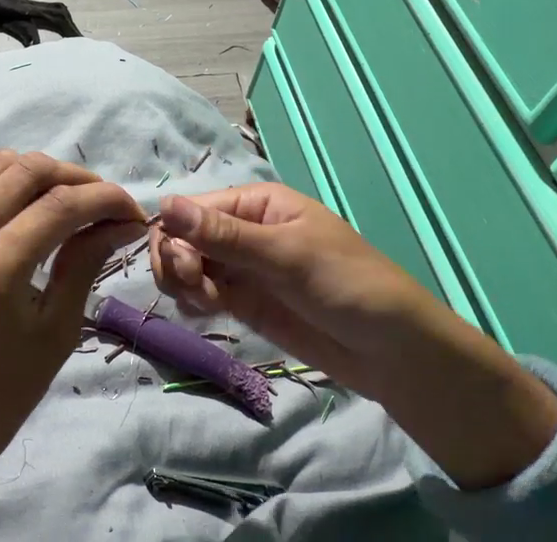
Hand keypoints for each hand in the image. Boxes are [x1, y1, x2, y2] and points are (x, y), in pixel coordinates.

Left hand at [0, 151, 144, 540]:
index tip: (134, 213)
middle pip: (27, 170)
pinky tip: (25, 205)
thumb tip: (121, 221)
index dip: (105, 199)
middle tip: (107, 206)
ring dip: (40, 173)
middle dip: (77, 178)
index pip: (59, 205)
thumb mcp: (56, 332)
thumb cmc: (3, 393)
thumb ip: (85, 263)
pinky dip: (2, 179)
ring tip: (71, 202)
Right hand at [151, 183, 556, 490]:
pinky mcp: (243, 302)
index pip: (194, 209)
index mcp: (256, 204)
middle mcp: (243, 231)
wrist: (392, 351)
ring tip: (206, 305)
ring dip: (183, 283)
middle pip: (183, 236)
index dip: (177, 234)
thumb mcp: (286, 256)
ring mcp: (242, 268)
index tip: (186, 268)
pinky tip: (208, 313)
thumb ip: (224, 236)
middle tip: (195, 290)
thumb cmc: (348, 285)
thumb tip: (165, 205)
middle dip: (177, 261)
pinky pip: (200, 293)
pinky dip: (194, 302)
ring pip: (186, 266)